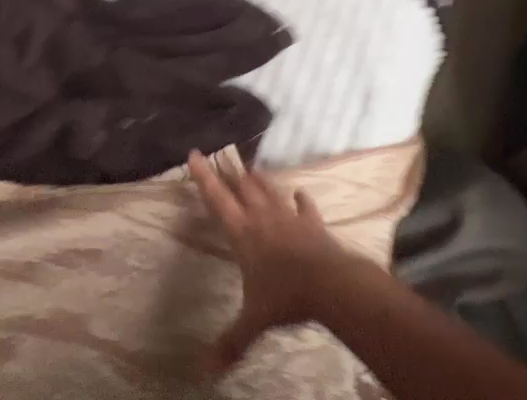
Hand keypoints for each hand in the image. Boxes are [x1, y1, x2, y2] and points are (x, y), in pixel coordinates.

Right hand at [187, 149, 365, 374]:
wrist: (330, 284)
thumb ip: (231, 341)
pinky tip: (300, 193)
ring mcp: (289, 218)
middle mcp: (262, 218)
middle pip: (243, 188)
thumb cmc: (284, 297)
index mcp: (241, 233)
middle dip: (230, 172)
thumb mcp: (253, 321)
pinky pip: (305, 207)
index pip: (216, 199)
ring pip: (270, 191)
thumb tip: (204, 372)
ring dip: (260, 180)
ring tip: (252, 169)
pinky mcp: (313, 224)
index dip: (204, 177)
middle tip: (222, 156)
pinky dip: (301, 199)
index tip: (195, 154)